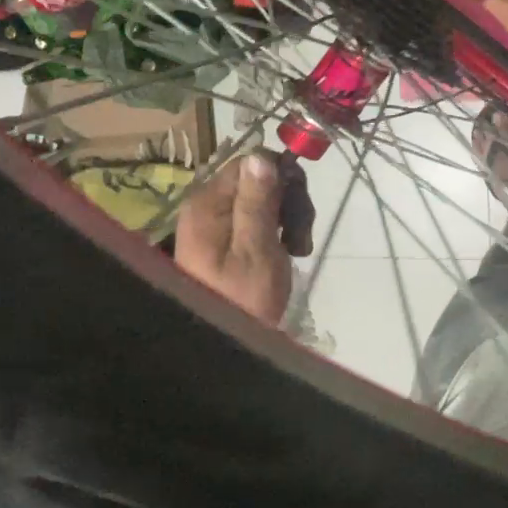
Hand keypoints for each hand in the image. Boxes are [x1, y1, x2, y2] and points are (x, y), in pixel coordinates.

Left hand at [174, 152, 302, 323]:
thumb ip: (257, 202)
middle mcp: (207, 205)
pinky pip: (256, 218)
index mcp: (208, 203)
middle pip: (259, 178)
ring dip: (288, 218)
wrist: (219, 352)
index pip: (251, 162)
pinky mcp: (223, 239)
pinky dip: (277, 232)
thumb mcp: (255, 250)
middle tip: (300, 237)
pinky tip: (288, 253)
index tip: (300, 207)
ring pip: (263, 198)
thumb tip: (261, 155)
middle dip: (288, 201)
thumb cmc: (240, 300)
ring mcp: (214, 223)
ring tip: (297, 250)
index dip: (281, 177)